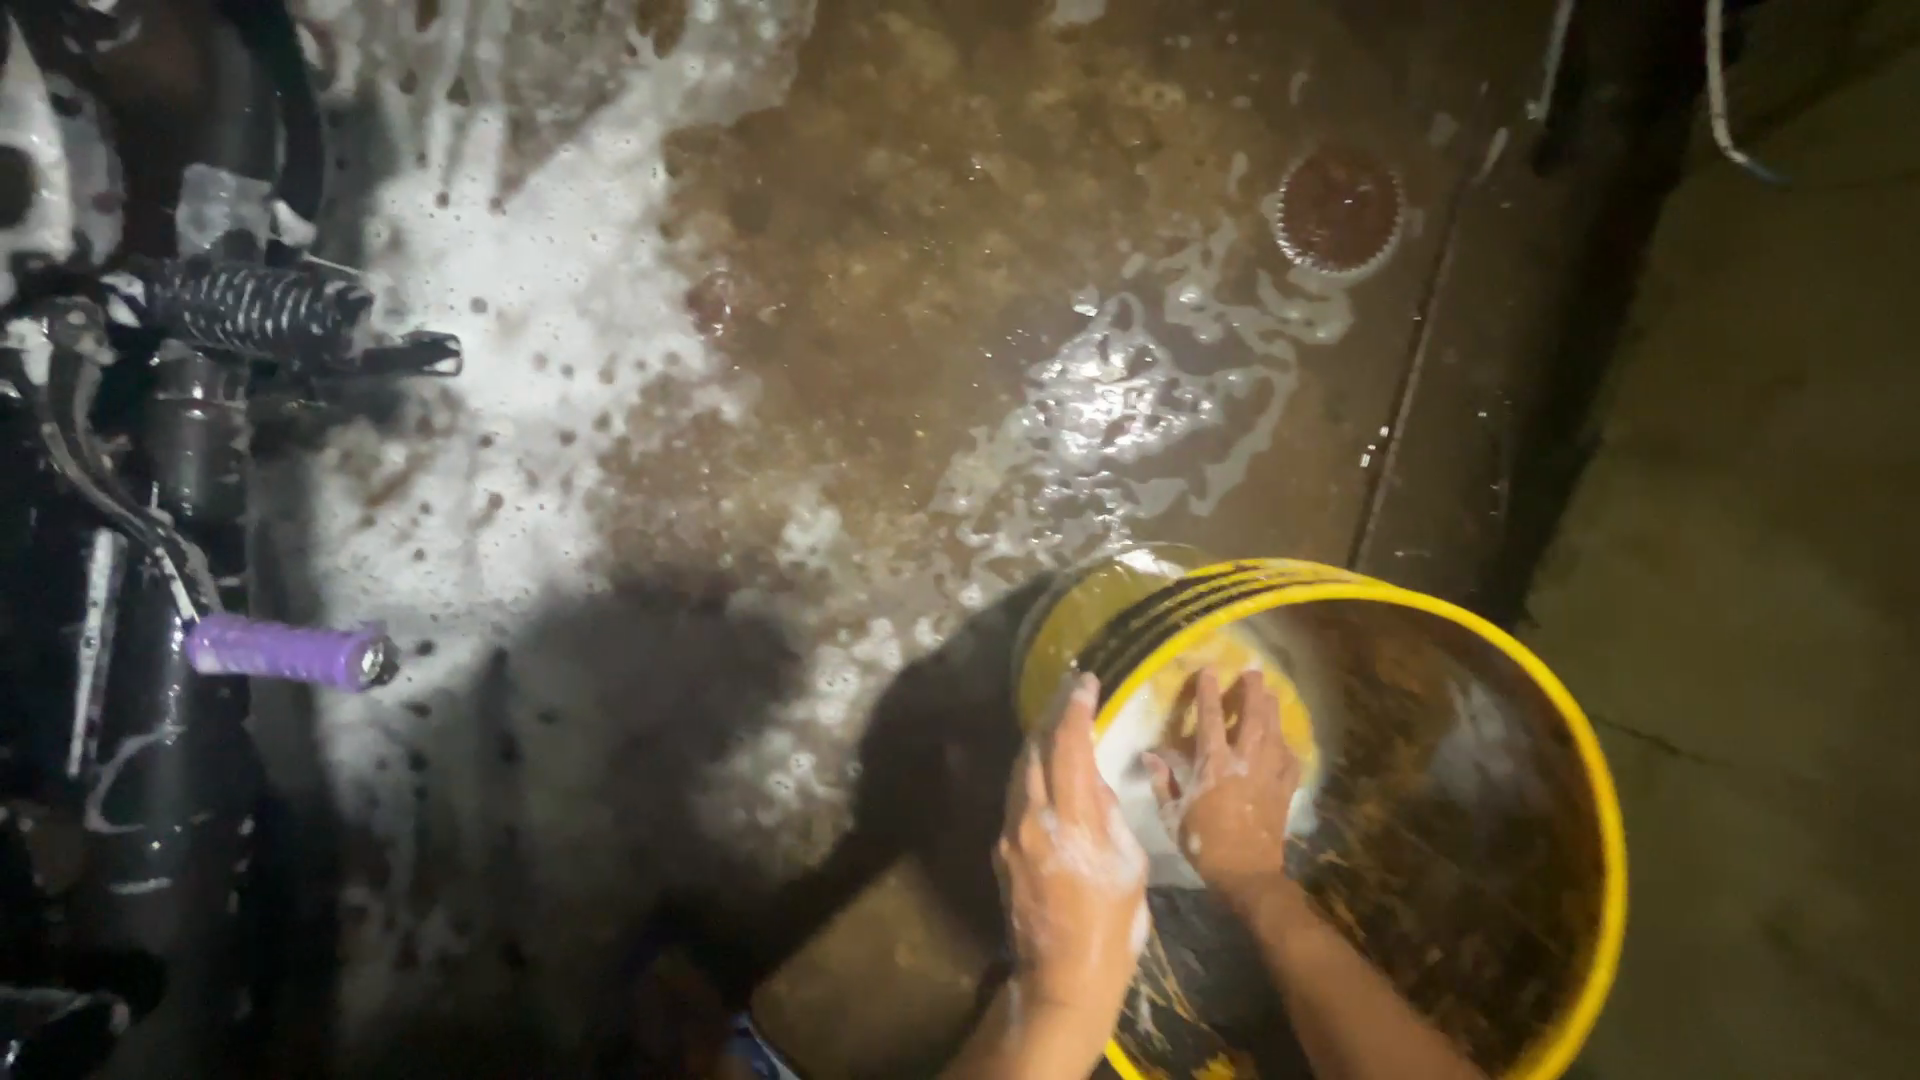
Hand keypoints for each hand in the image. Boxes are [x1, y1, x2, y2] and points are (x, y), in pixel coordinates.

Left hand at [996, 672, 1148, 1045]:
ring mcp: (1009, 833)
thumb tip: (1092, 781)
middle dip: (1051, 714)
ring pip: (1019, 769)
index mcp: (1071, 819)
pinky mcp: (1000, 848)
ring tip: (1056, 718)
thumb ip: (1107, 815)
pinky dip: (1029, 770)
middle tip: (1069, 689)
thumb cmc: (1113, 925)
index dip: (1076, 708)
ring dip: (1037, 739)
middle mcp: (1031, 817)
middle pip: (1034, 748)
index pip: (1068, 745)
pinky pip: (1014, 795)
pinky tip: (1043, 765)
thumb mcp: (1129, 866)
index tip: (1086, 682)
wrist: (1062, 975)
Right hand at [1146, 669, 1301, 912]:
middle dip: (1252, 692)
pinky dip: (1287, 747)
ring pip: (1274, 734)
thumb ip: (1161, 781)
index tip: (1209, 670)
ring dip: (1272, 710)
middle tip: (1253, 672)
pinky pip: (1290, 762)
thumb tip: (1150, 754)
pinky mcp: (1284, 791)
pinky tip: (1284, 740)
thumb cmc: (1204, 843)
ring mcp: (1269, 776)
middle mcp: (1245, 763)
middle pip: (1252, 718)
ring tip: (1271, 692)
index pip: (1211, 719)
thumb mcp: (1171, 815)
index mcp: (1214, 766)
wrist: (1247, 874)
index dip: (1209, 693)